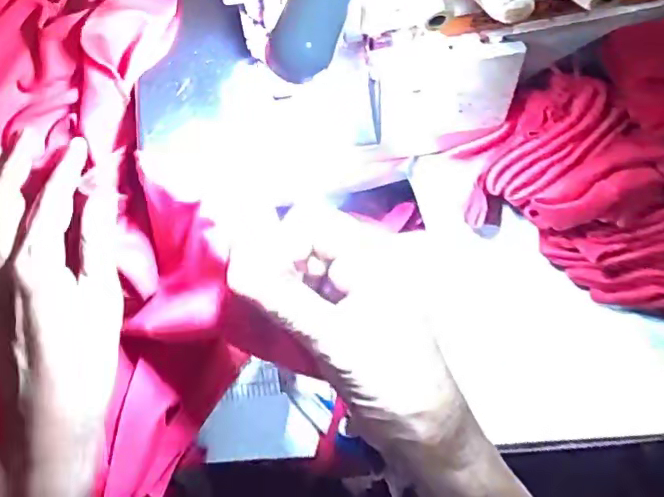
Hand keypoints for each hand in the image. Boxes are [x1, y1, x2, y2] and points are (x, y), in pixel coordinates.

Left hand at [0, 132, 122, 496]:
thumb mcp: (101, 297)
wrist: (46, 422)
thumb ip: (95, 237)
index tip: (79, 143)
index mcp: (36, 260)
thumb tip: (97, 188)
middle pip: (6, 197)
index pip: (51, 199)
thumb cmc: (85, 362)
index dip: (65, 168)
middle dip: (17, 161)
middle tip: (28, 133)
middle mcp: (0, 263)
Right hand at [226, 204, 526, 496]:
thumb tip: (234, 268)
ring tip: (260, 313)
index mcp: (368, 255)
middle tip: (254, 295)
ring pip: (293, 268)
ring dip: (272, 287)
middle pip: (297, 242)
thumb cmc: (393, 383)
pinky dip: (279, 304)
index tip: (260, 274)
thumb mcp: (335, 340)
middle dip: (271, 265)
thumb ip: (282, 301)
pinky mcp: (335, 315)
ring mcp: (346, 289)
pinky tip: (269, 324)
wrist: (430, 444)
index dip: (279, 240)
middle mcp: (356, 262)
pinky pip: (297, 294)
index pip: (308, 221)